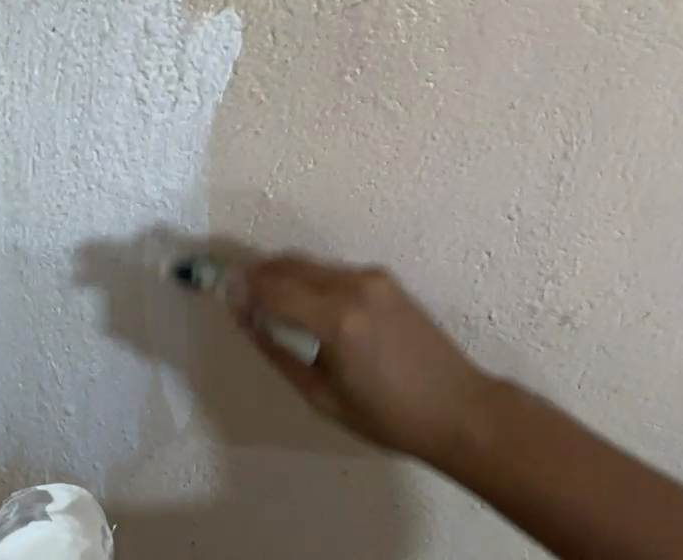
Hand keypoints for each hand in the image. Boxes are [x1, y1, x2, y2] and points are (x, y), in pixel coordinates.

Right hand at [231, 253, 495, 464]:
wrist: (460, 409)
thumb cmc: (389, 417)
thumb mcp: (323, 397)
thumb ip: (279, 352)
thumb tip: (247, 320)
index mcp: (337, 320)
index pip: (273, 288)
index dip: (242, 288)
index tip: (222, 293)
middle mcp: (353, 286)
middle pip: (288, 265)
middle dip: (257, 275)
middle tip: (238, 294)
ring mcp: (372, 277)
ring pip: (309, 265)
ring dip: (282, 276)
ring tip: (268, 301)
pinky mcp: (384, 278)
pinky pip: (332, 272)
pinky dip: (309, 280)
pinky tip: (306, 305)